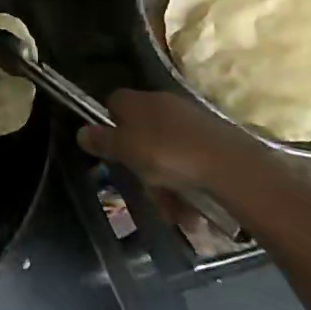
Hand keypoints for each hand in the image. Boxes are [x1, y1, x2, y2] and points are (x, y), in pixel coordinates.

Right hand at [75, 89, 261, 192]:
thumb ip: (102, 141)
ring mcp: (191, 119)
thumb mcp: (125, 150)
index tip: (112, 151)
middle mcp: (163, 103)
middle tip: (142, 187)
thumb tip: (81, 132)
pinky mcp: (214, 138)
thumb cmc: (166, 154)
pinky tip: (191, 205)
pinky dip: (186, 181)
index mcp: (138, 100)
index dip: (110, 125)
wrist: (229, 165)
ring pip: (166, 150)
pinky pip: (189, 160)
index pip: (114, 103)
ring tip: (171, 208)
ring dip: (164, 179)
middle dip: (140, 161)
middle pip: (141, 130)